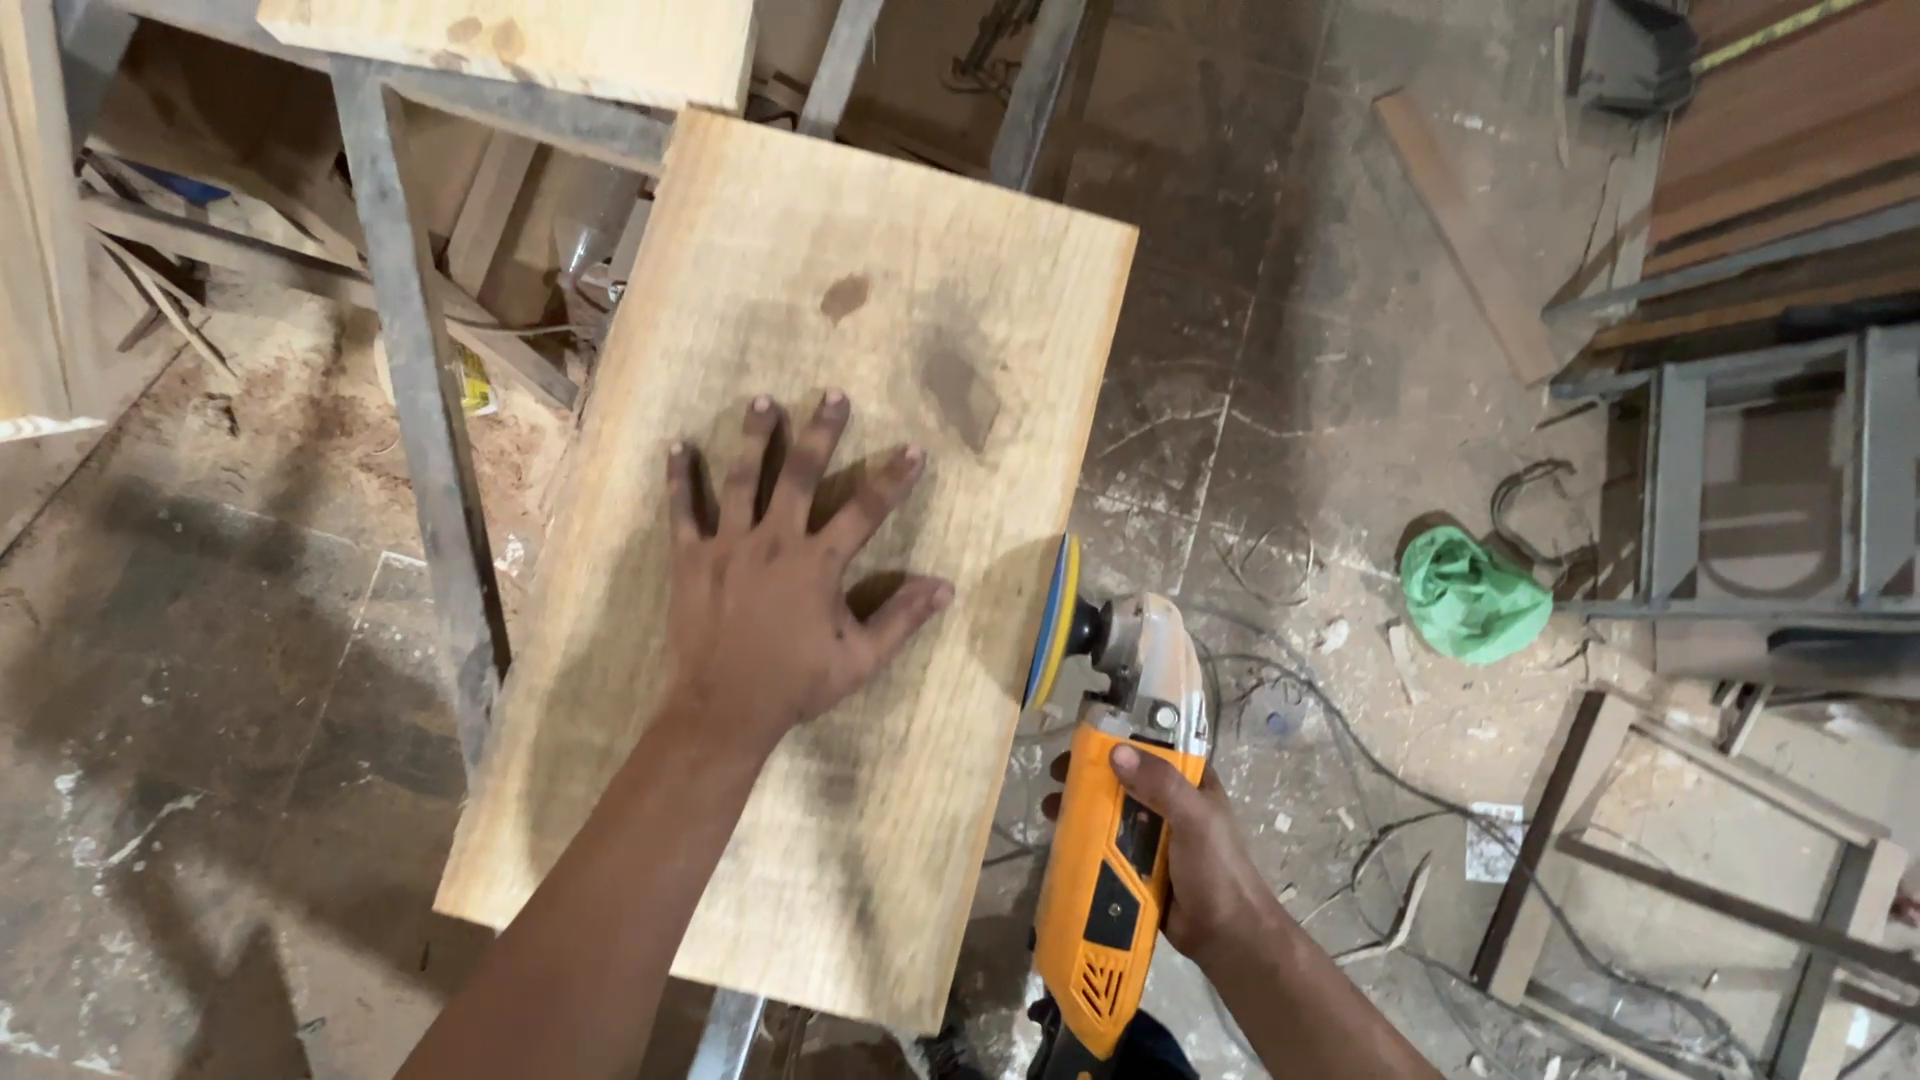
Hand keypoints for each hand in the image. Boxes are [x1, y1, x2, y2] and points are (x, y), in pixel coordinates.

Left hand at [664, 391, 953, 743]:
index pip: (866, 510)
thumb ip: (902, 620)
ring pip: (742, 479)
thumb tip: (945, 588)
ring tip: (763, 400)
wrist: (723, 709)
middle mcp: (775, 542)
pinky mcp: (690, 558)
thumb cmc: (795, 685)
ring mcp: (728, 545)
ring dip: (754, 437)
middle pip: (801, 474)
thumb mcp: (860, 660)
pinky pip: (682, 510)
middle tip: (833, 395)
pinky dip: (679, 477)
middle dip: (821, 432)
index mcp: (818, 564)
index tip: (912, 449)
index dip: (892, 478)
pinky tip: (677, 445)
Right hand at [1042, 745, 1278, 965]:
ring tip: (1050, 808)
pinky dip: (1084, 836)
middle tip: (1058, 776)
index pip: (1153, 748)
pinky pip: (1107, 842)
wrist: (1226, 937)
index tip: (1083, 740)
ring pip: (1110, 809)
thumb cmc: (1217, 869)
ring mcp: (1153, 834)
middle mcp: (1170, 802)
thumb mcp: (1195, 819)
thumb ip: (1161, 784)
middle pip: (1124, 777)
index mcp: (1191, 783)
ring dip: (1080, 805)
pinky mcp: (1138, 863)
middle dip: (1088, 774)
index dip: (1118, 739)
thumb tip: (1115, 753)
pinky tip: (1061, 836)